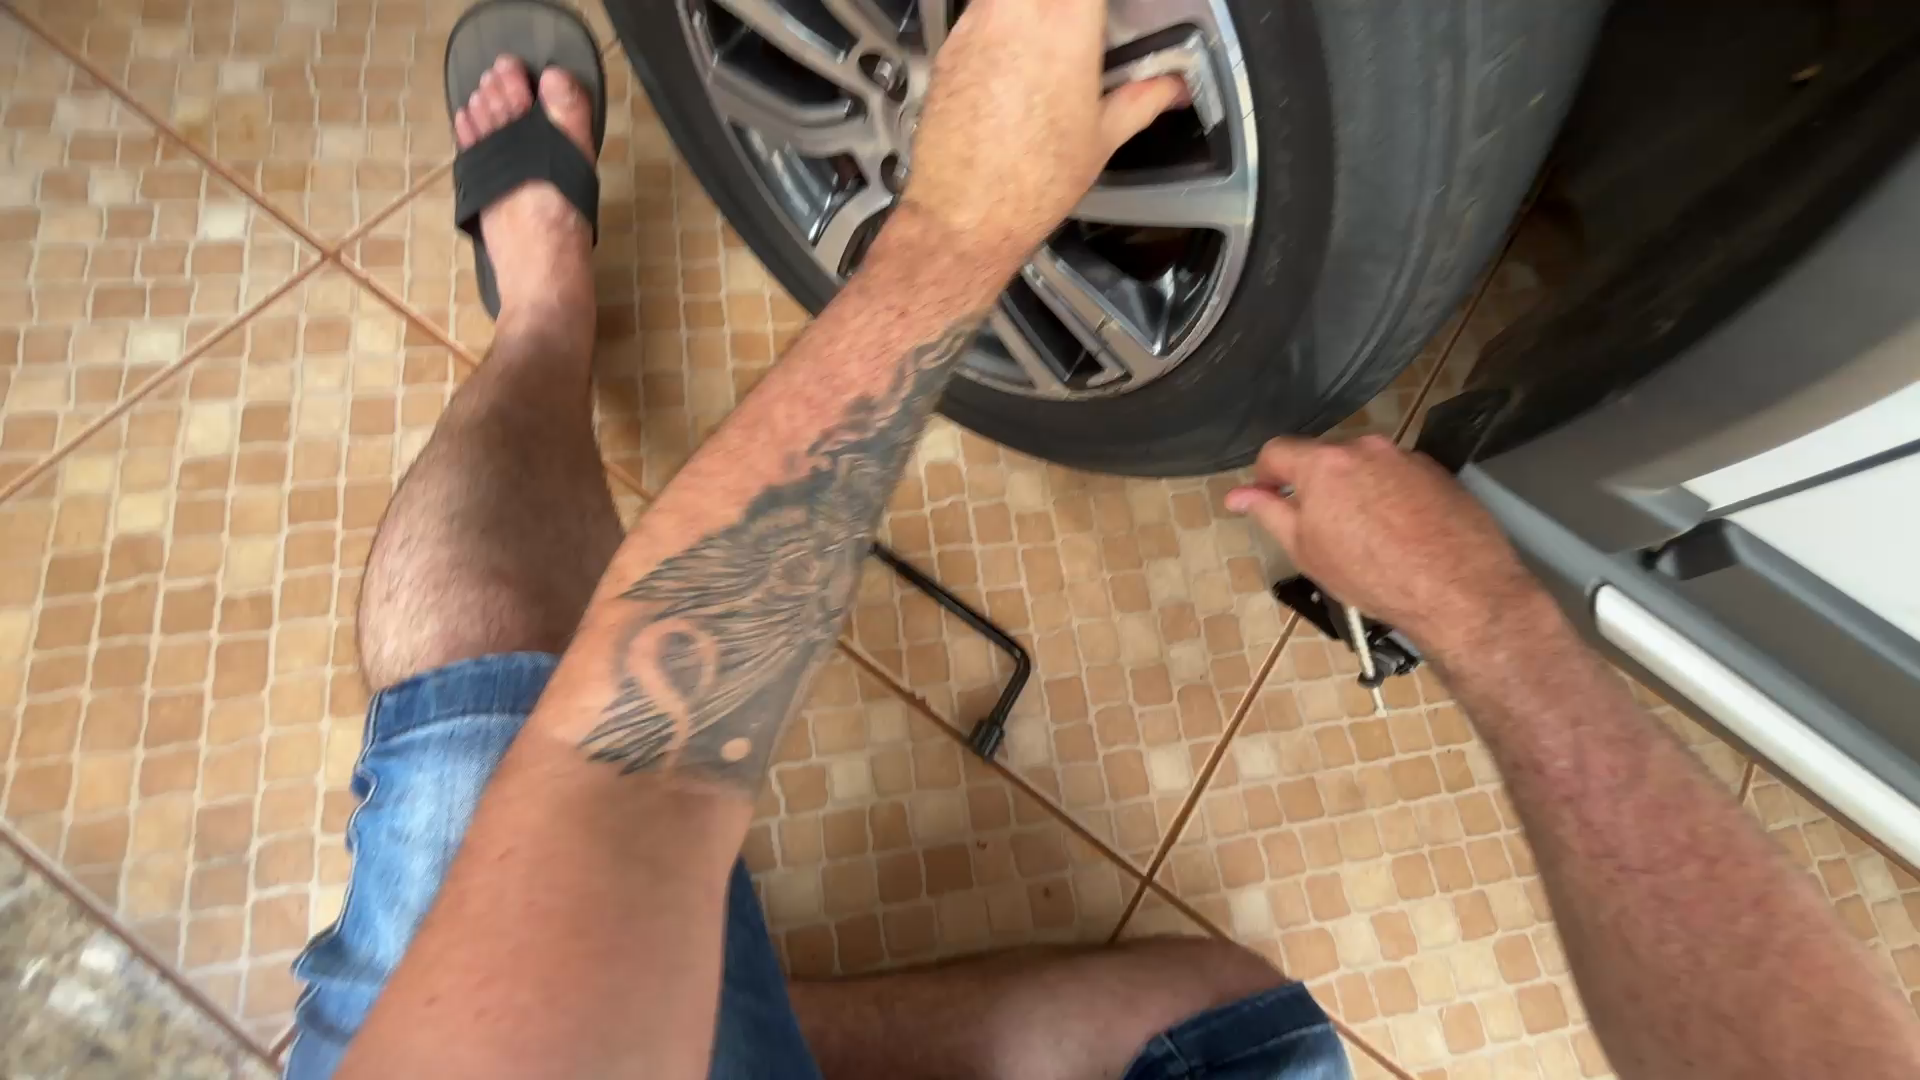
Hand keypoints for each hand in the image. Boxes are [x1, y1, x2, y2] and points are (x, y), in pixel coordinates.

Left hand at [902, 0, 1185, 272]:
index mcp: (1066, 19)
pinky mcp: (949, 48)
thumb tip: (1168, 88)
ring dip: (1033, 16)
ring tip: (1045, 56)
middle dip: (1066, 10)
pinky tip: (1012, 75)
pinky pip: (981, 17)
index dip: (1103, 6)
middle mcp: (1016, 9)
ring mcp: (976, 24)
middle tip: (1080, 30)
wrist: (964, 218)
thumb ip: (1140, 100)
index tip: (1110, 16)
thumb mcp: (1099, 142)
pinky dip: (1000, 33)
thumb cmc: (1026, 187)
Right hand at [1226, 436, 1555, 656]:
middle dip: (1312, 484)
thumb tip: (1237, 495)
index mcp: (1323, 463)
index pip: (1275, 451)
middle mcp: (1363, 447)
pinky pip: (1393, 474)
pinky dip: (1385, 494)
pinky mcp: (1435, 470)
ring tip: (1362, 534)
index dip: (1264, 476)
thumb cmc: (1370, 573)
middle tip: (1318, 528)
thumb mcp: (1304, 548)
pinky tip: (1395, 531)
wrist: (1459, 589)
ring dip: (1350, 488)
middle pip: (1320, 457)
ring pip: (1359, 466)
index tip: (1268, 501)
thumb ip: (1268, 512)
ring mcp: (1403, 456)